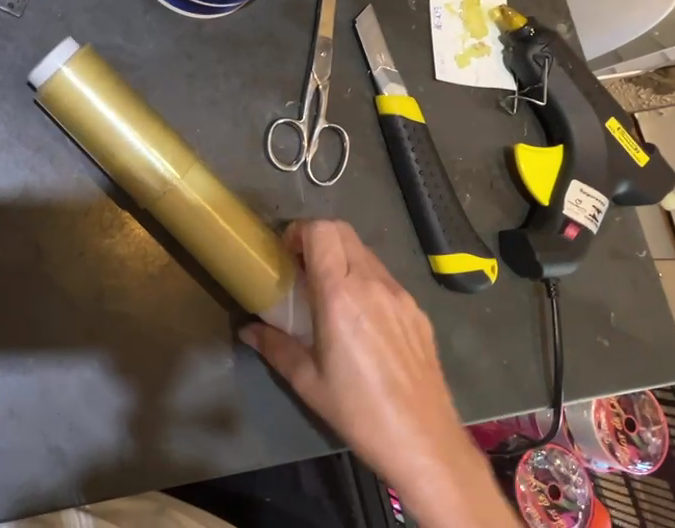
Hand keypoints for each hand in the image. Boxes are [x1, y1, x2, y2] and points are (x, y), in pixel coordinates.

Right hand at [239, 221, 514, 527]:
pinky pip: (385, 278)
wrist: (426, 443)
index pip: (321, 231)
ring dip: (342, 258)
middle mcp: (373, 284)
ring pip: (365, 252)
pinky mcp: (418, 313)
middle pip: (343, 230)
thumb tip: (248, 330)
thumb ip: (274, 347)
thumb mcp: (308, 382)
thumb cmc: (359, 412)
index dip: (299, 231)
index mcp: (340, 295)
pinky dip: (366, 280)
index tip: (286, 254)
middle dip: (317, 238)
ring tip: (329, 293)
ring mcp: (401, 296)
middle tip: (301, 268)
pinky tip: (361, 319)